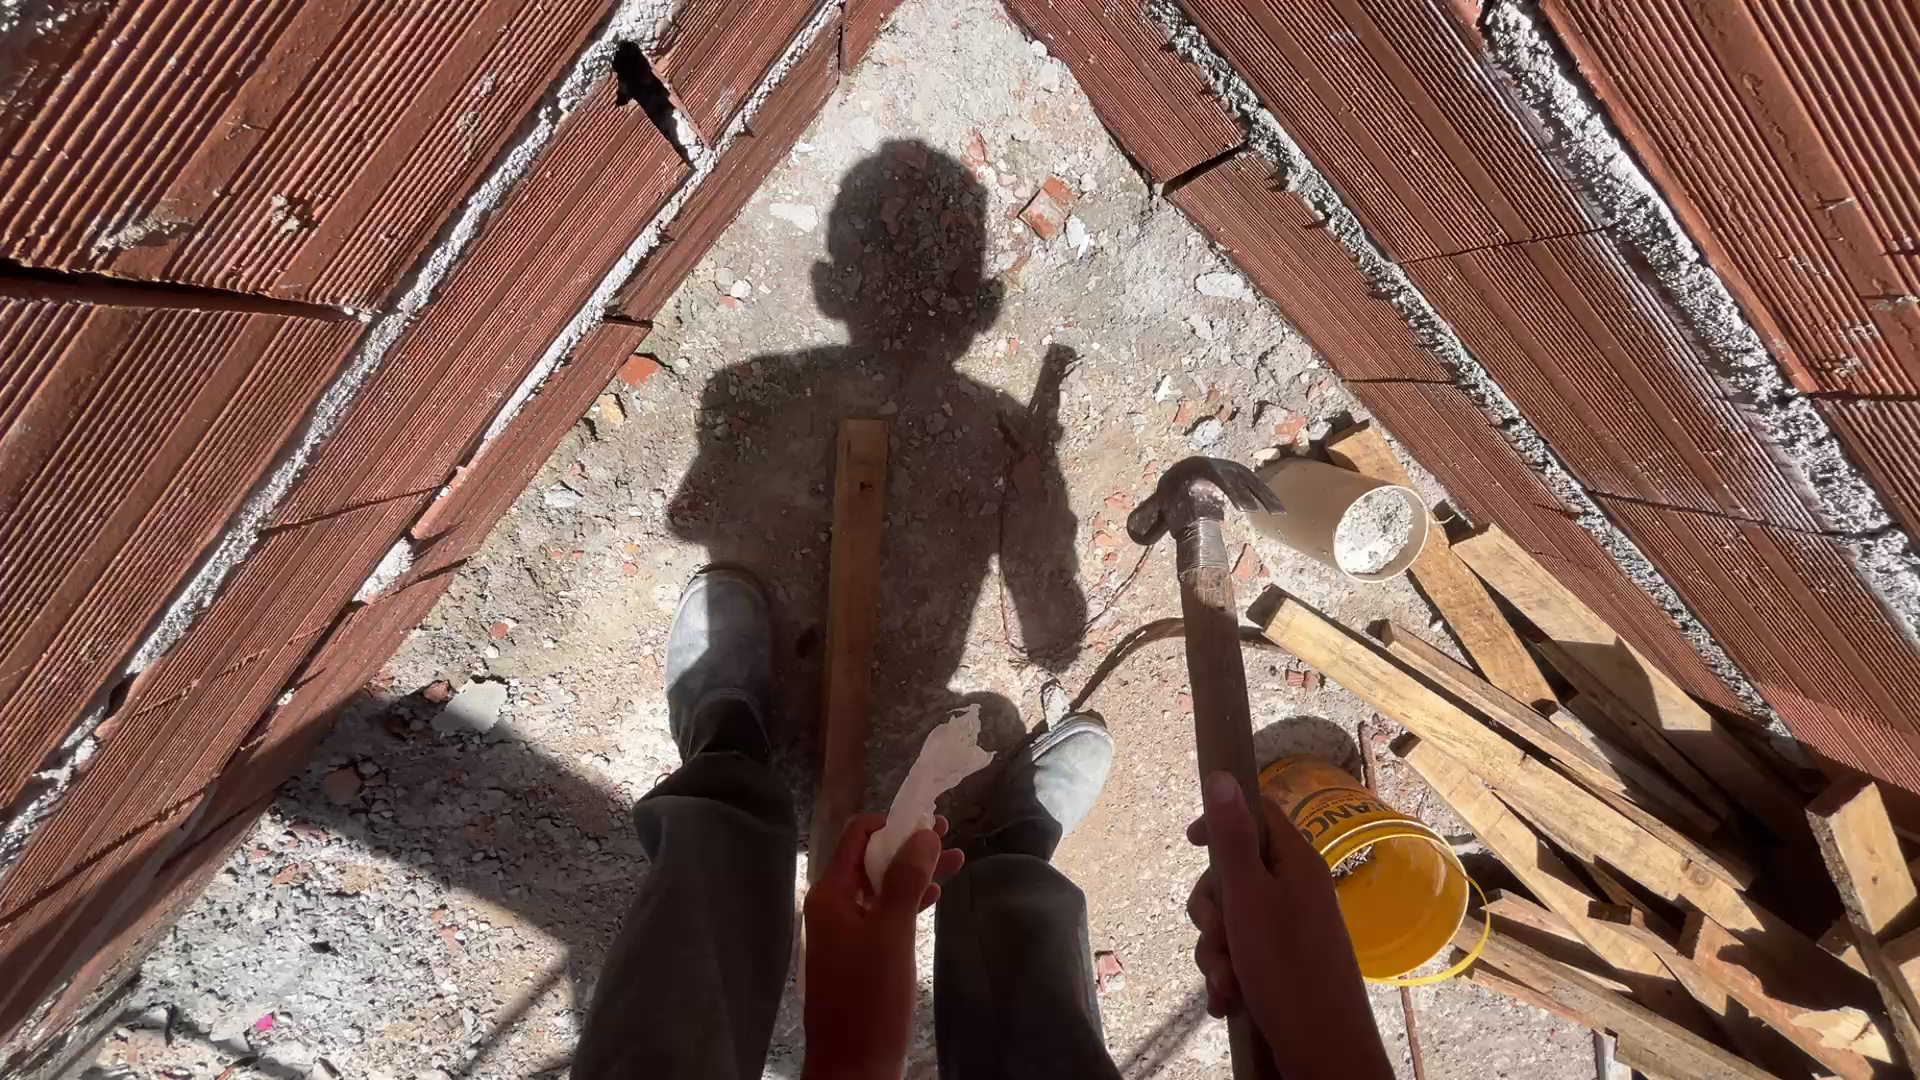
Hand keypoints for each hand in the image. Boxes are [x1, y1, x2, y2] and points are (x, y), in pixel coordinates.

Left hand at [802, 813, 962, 1079]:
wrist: (853, 1071)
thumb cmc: (869, 998)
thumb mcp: (892, 932)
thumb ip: (907, 878)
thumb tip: (925, 832)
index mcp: (831, 893)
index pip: (857, 836)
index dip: (892, 822)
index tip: (927, 819)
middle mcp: (835, 905)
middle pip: (873, 858)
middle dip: (909, 843)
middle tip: (947, 830)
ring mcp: (847, 930)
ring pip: (883, 884)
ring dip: (916, 869)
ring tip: (956, 858)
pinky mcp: (861, 952)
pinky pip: (886, 911)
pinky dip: (910, 898)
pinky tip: (936, 894)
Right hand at [1186, 772, 1393, 1079]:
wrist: (1325, 1059)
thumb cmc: (1286, 969)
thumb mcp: (1248, 896)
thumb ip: (1231, 836)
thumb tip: (1222, 773)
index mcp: (1295, 862)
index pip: (1256, 810)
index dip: (1221, 818)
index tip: (1193, 843)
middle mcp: (1294, 888)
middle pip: (1233, 867)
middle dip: (1211, 905)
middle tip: (1218, 932)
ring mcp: (1289, 926)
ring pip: (1230, 913)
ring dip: (1216, 946)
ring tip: (1226, 980)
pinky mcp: (1281, 961)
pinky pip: (1239, 948)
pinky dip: (1227, 971)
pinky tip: (1228, 998)